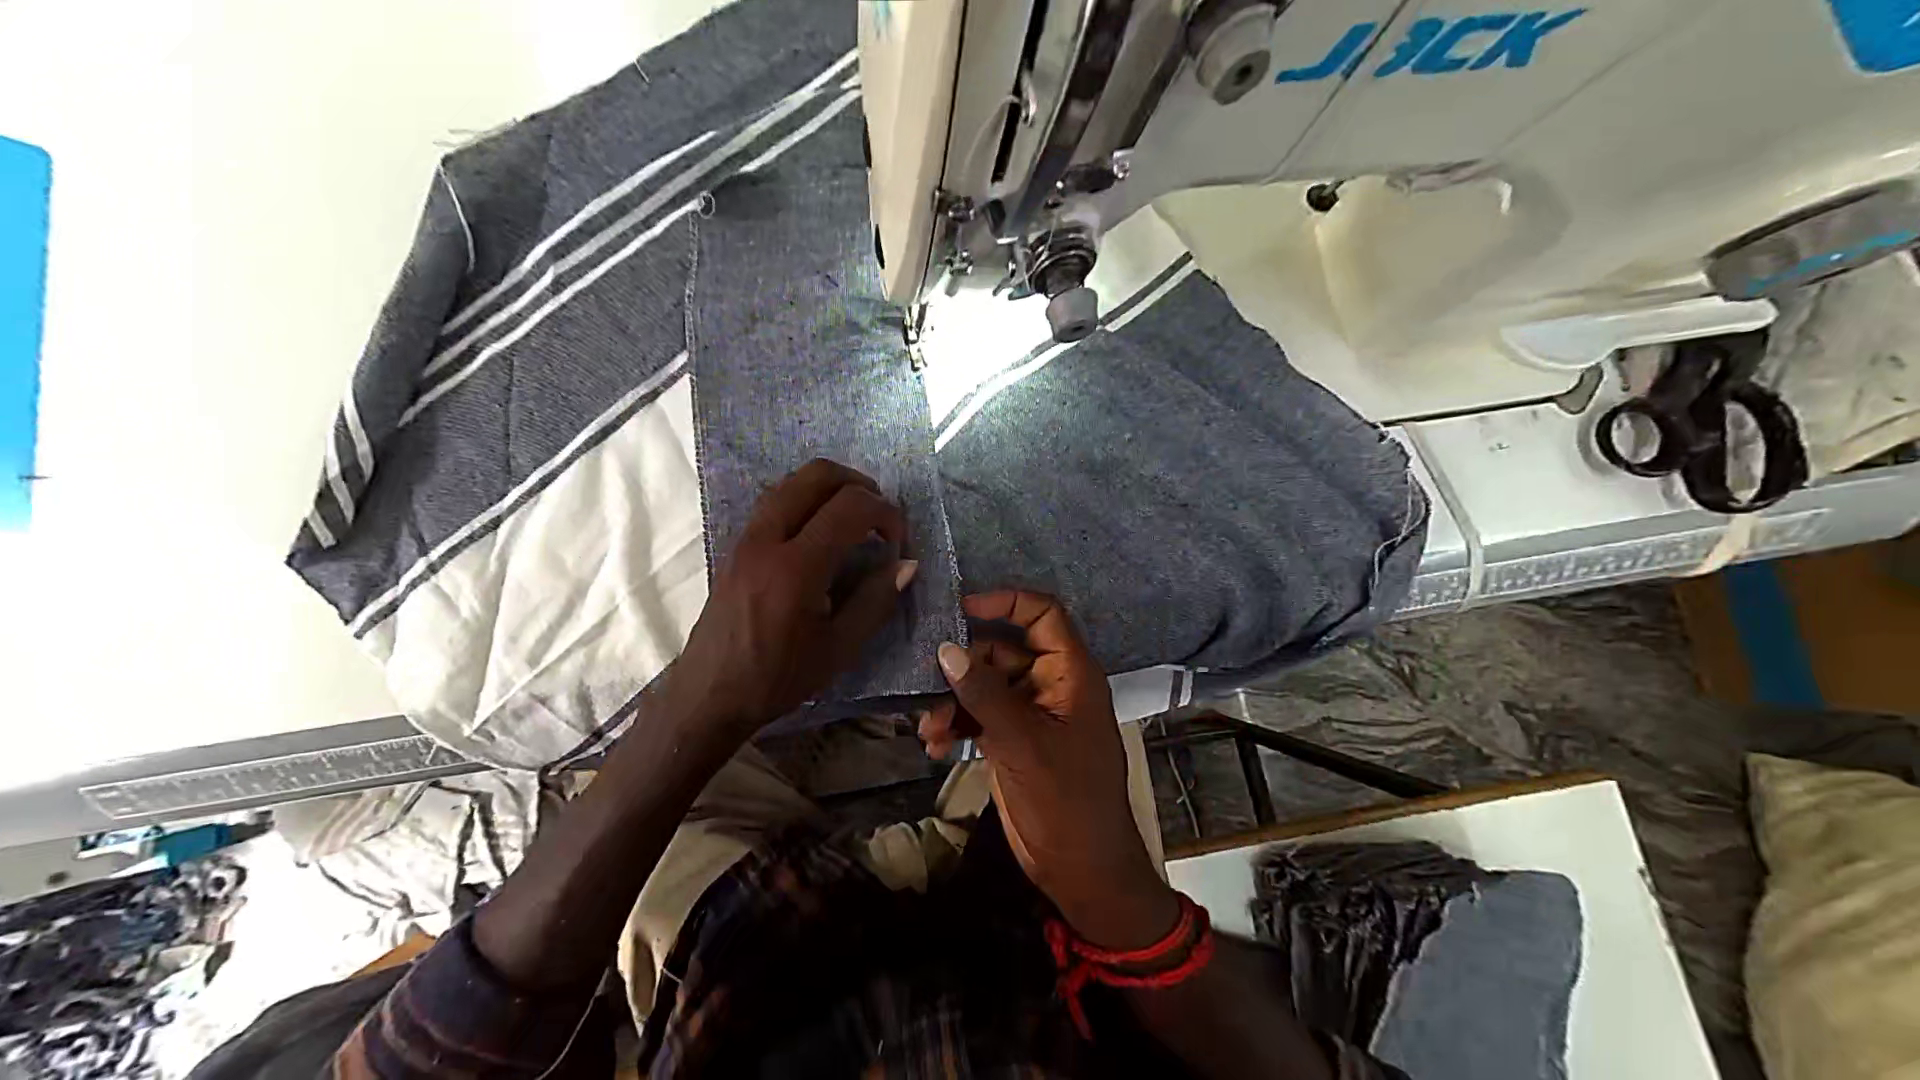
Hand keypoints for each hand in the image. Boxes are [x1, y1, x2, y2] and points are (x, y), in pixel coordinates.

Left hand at [665, 459, 916, 739]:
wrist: (709, 695)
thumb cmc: (777, 678)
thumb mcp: (839, 649)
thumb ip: (876, 600)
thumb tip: (907, 564)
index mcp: (796, 568)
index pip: (850, 507)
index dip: (885, 513)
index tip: (897, 541)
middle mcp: (767, 539)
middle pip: (817, 475)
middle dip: (859, 484)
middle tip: (879, 516)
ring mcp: (746, 539)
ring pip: (791, 482)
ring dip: (830, 487)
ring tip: (854, 518)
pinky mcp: (736, 546)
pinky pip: (775, 500)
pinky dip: (806, 499)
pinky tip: (821, 532)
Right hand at [922, 590, 1178, 948]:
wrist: (1081, 868)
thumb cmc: (1065, 800)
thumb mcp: (1022, 742)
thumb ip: (984, 693)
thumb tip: (946, 649)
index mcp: (1071, 674)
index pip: (1043, 615)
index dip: (1007, 601)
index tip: (961, 608)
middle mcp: (1051, 685)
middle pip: (1003, 651)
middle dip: (964, 668)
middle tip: (927, 685)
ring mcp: (1031, 714)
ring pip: (985, 686)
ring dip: (953, 702)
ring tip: (927, 729)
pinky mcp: (1014, 740)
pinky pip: (981, 716)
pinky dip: (958, 725)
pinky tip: (934, 746)